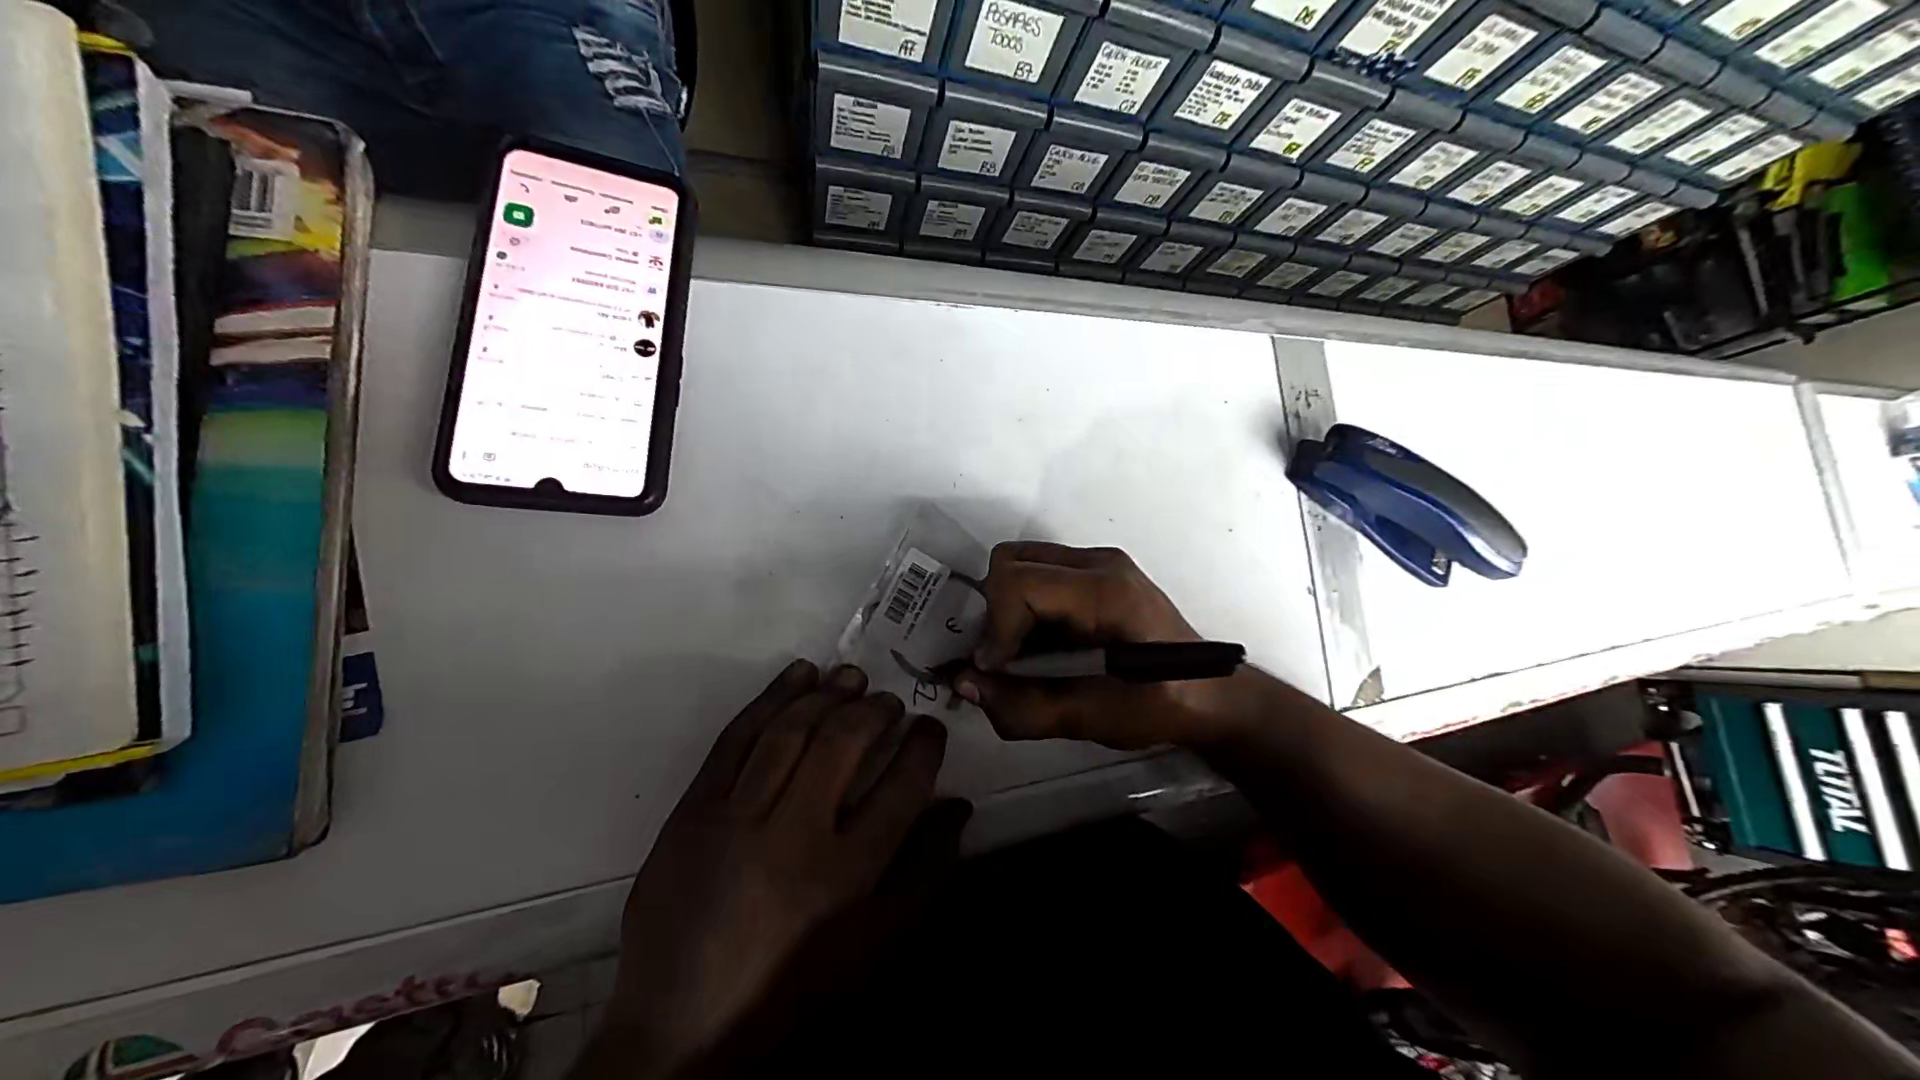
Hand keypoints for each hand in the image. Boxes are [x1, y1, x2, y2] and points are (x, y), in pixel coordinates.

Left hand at [586, 661, 954, 1076]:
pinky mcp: (693, 809)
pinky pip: (735, 738)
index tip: (930, 728)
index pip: (901, 790)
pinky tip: (797, 675)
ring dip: (825, 694)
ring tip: (851, 677)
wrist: (680, 1021)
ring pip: (789, 731)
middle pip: (842, 744)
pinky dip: (769, 698)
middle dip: (874, 711)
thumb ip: (921, 874)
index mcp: (845, 877)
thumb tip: (956, 806)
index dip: (923, 748)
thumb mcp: (871, 945)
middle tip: (888, 701)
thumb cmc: (791, 985)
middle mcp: (793, 837)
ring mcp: (736, 818)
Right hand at [954, 542, 1251, 749]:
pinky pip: (1036, 573)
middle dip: (993, 612)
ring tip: (1020, 654)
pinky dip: (1021, 606)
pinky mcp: (1094, 572)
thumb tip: (963, 682)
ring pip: (1019, 563)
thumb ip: (1025, 707)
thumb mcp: (1094, 719)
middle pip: (1010, 562)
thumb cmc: (1161, 707)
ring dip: (1005, 608)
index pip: (1019, 584)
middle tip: (1004, 660)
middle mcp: (1099, 562)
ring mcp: (1098, 562)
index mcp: (1107, 593)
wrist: (1211, 694)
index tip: (996, 670)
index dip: (994, 628)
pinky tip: (1040, 644)